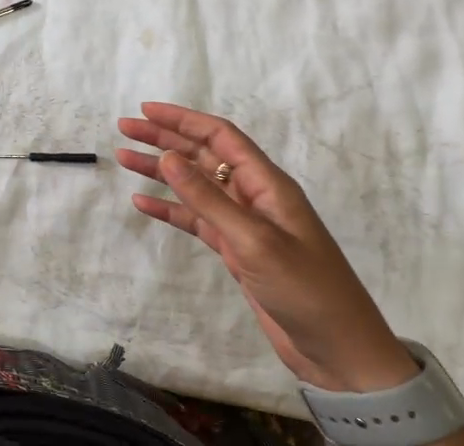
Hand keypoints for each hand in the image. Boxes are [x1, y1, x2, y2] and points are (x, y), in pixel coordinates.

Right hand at [116, 103, 419, 393]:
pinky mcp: (236, 249)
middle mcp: (254, 196)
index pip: (221, 137)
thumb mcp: (254, 241)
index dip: (183, 120)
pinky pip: (195, 218)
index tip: (145, 111)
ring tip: (124, 159)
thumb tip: (167, 157)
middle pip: (204, 155)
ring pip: (194, 185)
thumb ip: (208, 198)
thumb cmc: (305, 289)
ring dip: (160, 171)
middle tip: (125, 129)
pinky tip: (142, 203)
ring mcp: (245, 224)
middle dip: (165, 139)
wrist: (339, 352)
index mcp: (267, 185)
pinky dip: (168, 208)